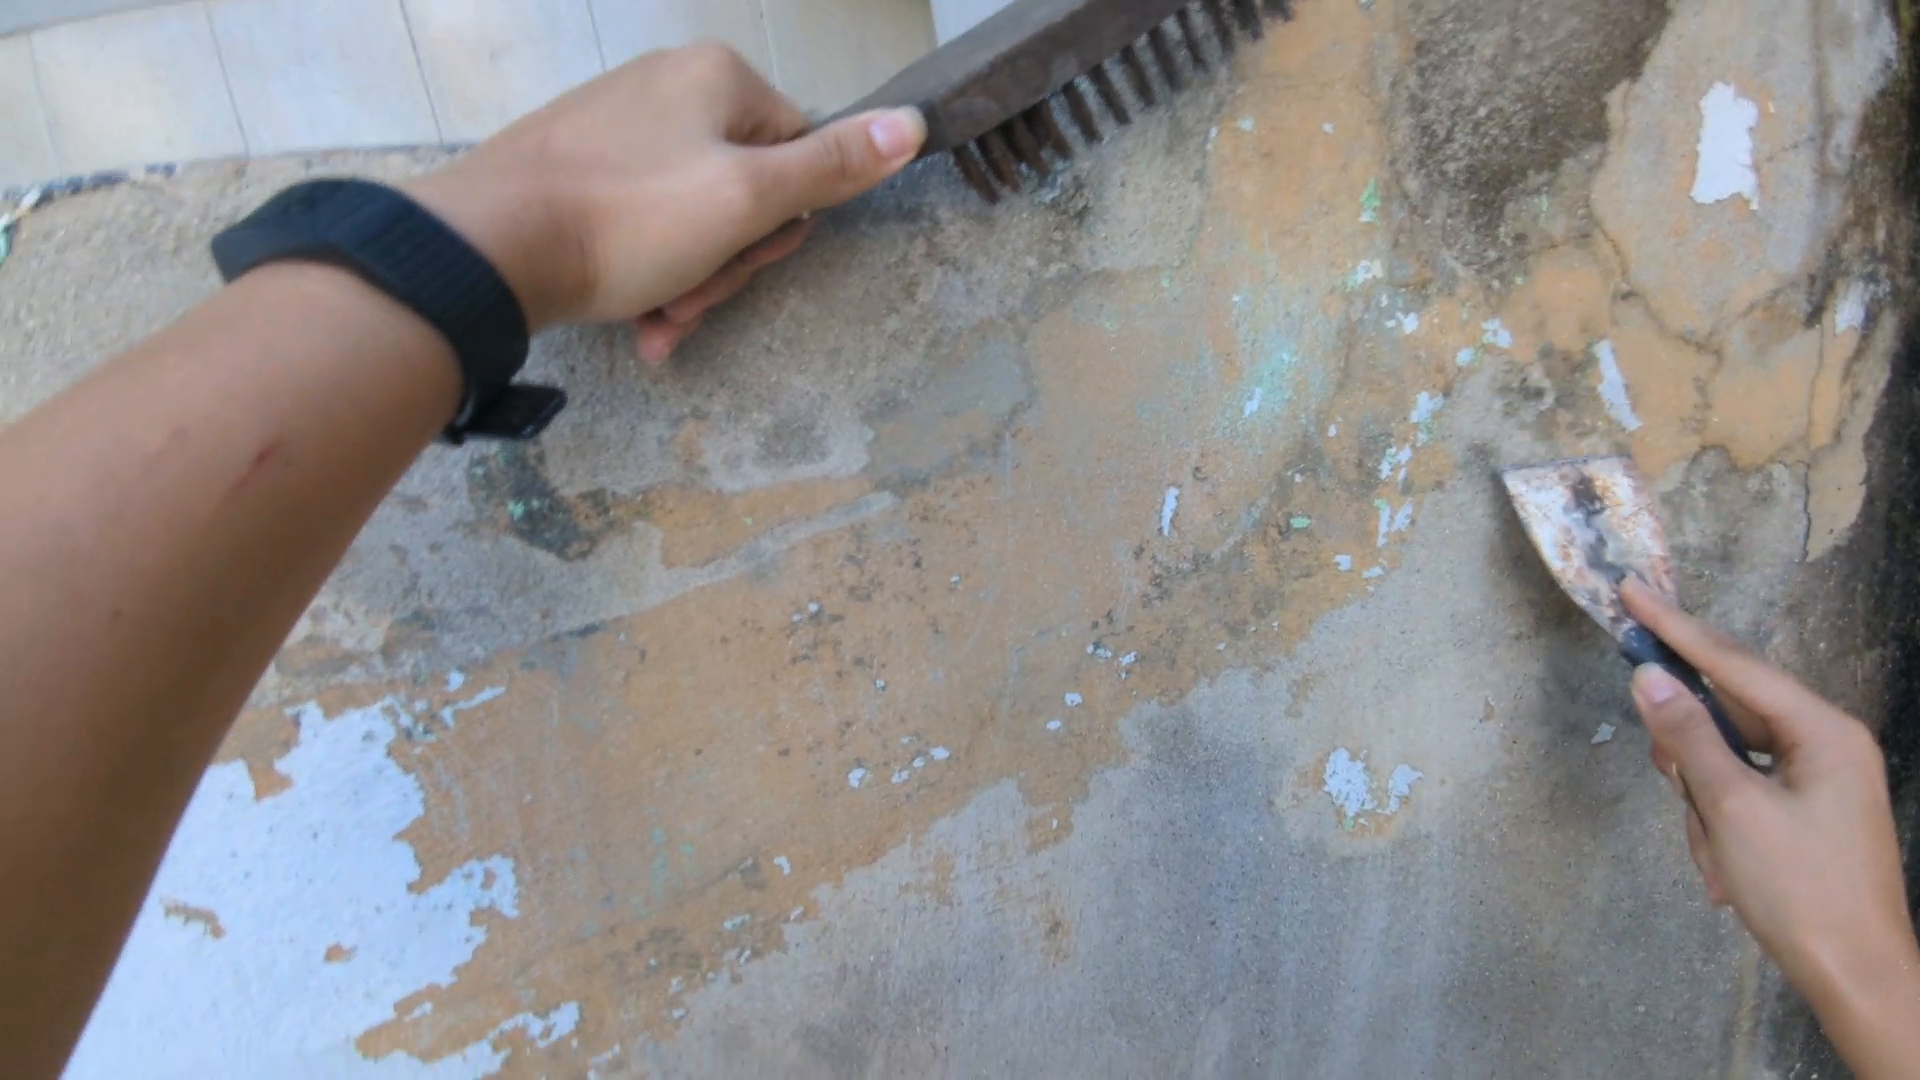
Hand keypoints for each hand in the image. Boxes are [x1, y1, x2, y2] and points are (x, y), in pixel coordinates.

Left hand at [404, 44, 925, 359]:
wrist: (491, 251)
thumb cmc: (634, 221)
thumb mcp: (748, 198)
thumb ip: (832, 167)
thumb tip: (915, 121)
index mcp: (719, 81)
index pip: (802, 156)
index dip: (784, 225)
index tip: (747, 258)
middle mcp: (674, 91)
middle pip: (750, 194)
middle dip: (731, 264)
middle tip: (696, 297)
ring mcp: (626, 130)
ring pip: (702, 223)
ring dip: (694, 284)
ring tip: (662, 322)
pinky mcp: (589, 171)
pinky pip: (653, 228)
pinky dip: (657, 277)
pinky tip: (644, 324)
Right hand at [1623, 580, 1919, 1075]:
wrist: (1853, 970)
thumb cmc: (1797, 884)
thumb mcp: (1729, 805)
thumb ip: (1686, 734)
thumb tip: (1646, 675)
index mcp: (1823, 733)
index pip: (1731, 664)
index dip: (1675, 626)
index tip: (1632, 589)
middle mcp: (1823, 740)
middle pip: (1725, 700)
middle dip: (1683, 729)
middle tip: (1665, 753)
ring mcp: (1810, 769)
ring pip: (1719, 740)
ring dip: (1695, 778)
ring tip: (1708, 830)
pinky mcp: (1793, 794)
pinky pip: (1728, 771)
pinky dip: (1707, 797)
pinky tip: (1715, 840)